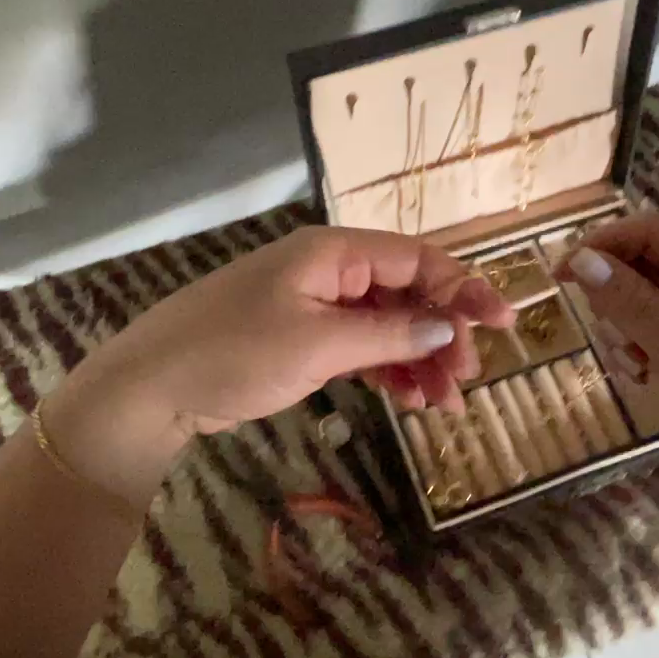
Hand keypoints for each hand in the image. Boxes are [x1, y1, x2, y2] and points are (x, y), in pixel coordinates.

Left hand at [42, 226, 514, 503]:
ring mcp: (314, 305)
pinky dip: (386, 368)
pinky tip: (408, 397)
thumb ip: (389, 335)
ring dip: (417, 359)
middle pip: (405, 293)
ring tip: (442, 404)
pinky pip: (359, 345)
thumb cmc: (234, 352)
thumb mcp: (318, 344)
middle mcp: (328, 270)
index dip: (463, 288)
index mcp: (333, 253)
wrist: (152, 387)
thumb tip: (449, 330)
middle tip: (466, 380)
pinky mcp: (301, 337)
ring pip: (385, 324)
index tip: (505, 322)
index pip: (415, 260)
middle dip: (441, 334)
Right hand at [560, 214, 658, 489]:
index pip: (650, 231)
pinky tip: (644, 377)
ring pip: (646, 299)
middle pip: (645, 264)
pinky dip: (642, 347)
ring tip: (634, 367)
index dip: (601, 245)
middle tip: (611, 337)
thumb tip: (580, 259)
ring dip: (626, 328)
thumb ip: (630, 301)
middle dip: (616, 296)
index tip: (560, 275)